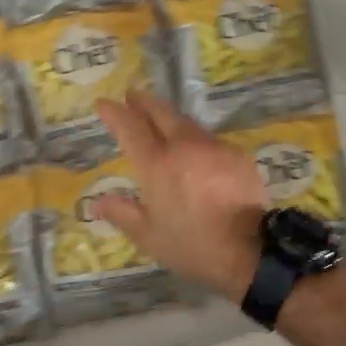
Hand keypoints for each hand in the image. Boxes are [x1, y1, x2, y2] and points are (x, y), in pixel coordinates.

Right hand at [92, 91, 265, 299]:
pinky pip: (210, 140)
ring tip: (161, 120)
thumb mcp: (149, 236)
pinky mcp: (237, 154)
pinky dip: (195, 139)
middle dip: (144, 102)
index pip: (130, 128)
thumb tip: (96, 202)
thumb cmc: (192, 245)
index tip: (104, 103)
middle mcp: (184, 146)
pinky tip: (195, 150)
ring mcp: (213, 146)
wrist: (250, 250)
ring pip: (187, 123)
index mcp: (156, 165)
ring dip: (171, 118)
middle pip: (161, 113)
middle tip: (132, 96)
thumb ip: (122, 213)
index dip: (115, 113)